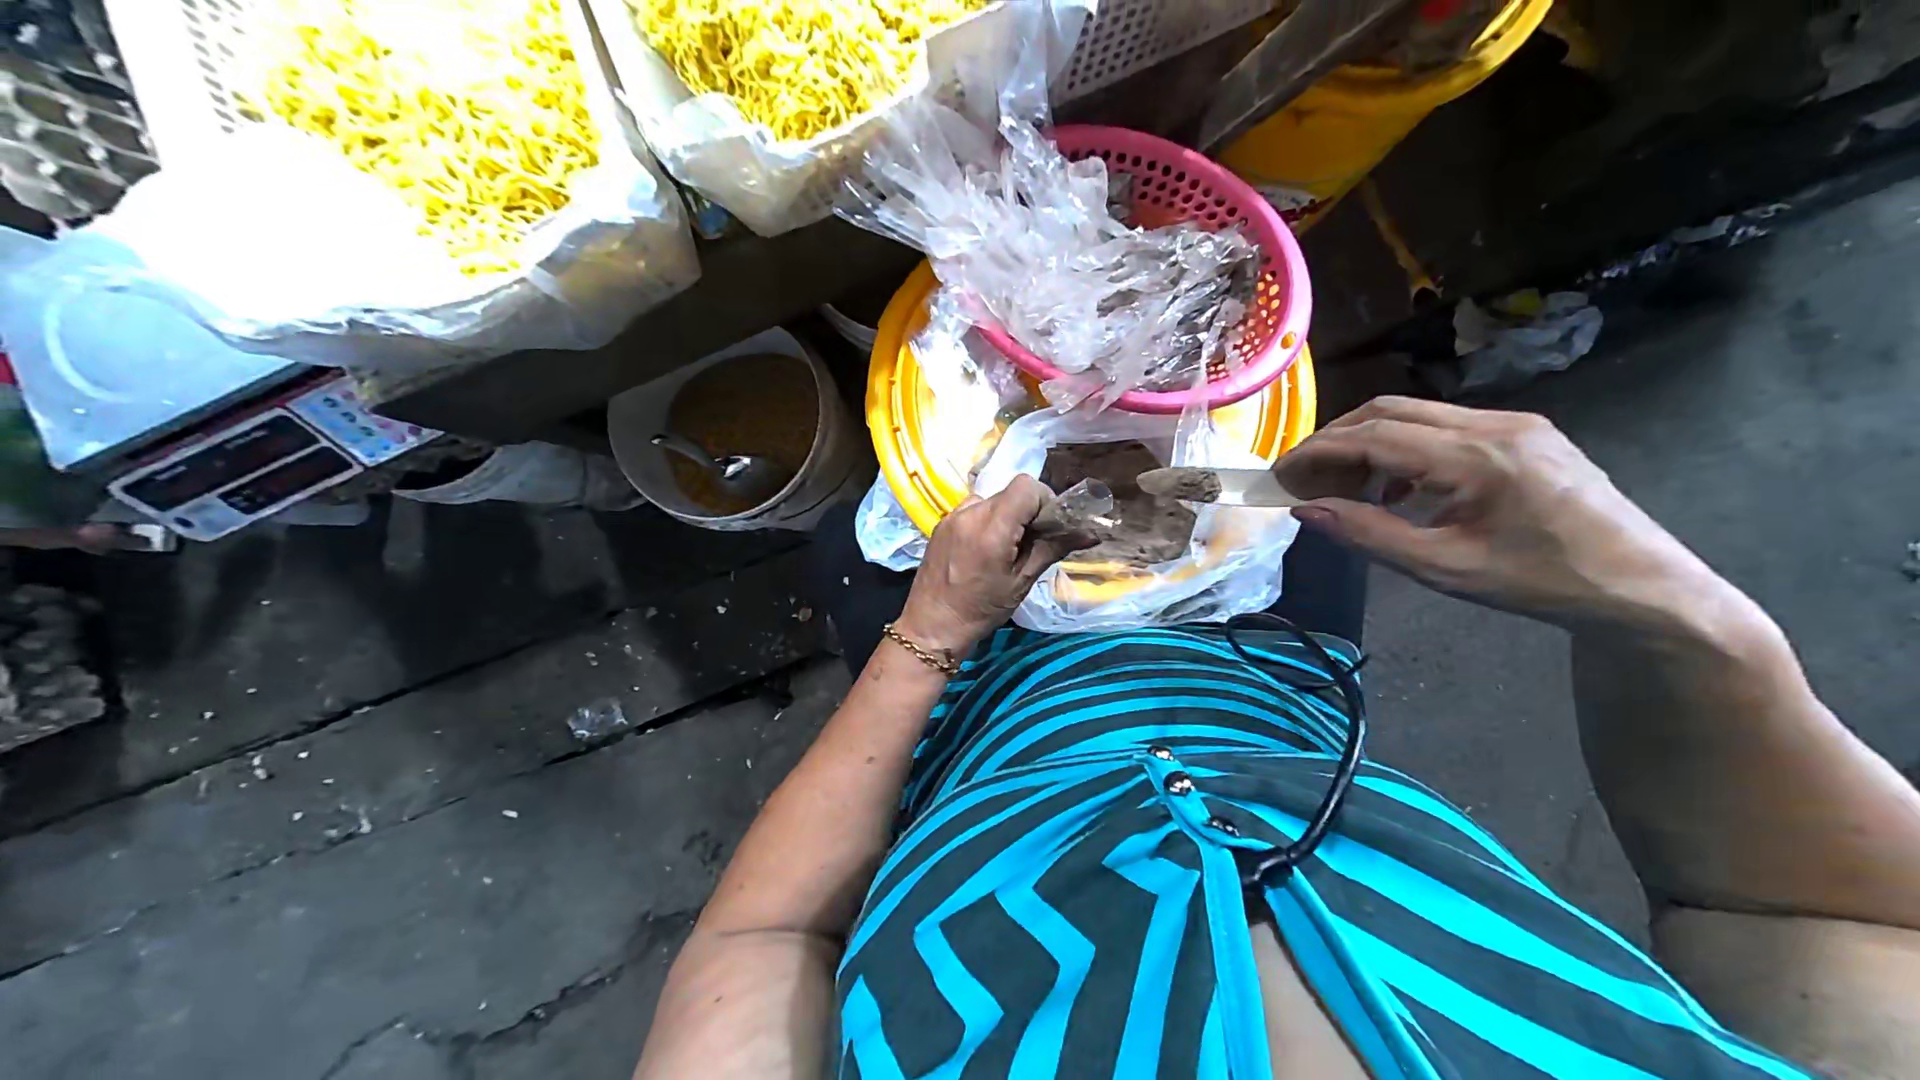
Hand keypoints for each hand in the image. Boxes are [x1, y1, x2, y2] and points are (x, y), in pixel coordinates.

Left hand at [894, 475, 1092, 656]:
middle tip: (1033, 541)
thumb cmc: (981, 609)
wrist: (932, 625)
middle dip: (1028, 511)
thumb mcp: (1022, 582)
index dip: (1045, 501)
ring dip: (1008, 515)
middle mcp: (969, 514)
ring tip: (1007, 546)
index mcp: (991, 528)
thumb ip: (1053, 548)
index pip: (1027, 487)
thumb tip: (1090, 533)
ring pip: (993, 499)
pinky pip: (974, 509)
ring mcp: (952, 516)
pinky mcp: (942, 522)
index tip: (1048, 527)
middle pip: (1011, 492)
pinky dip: (988, 520)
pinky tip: (986, 548)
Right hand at [1274, 397, 1738, 633]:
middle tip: (1303, 479)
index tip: (1280, 475)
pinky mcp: (1522, 433)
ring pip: (1414, 414)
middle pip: (1389, 411)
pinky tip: (1395, 487)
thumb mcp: (1443, 567)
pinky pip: (1442, 427)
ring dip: (1365, 442)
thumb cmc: (1540, 582)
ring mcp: (1513, 423)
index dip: (1317, 452)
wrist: (1642, 586)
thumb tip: (1307, 510)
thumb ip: (1369, 534)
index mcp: (1477, 457)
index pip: (1374, 435)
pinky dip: (1400, 448)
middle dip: (1334, 440)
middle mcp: (1494, 424)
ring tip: (1343, 487)